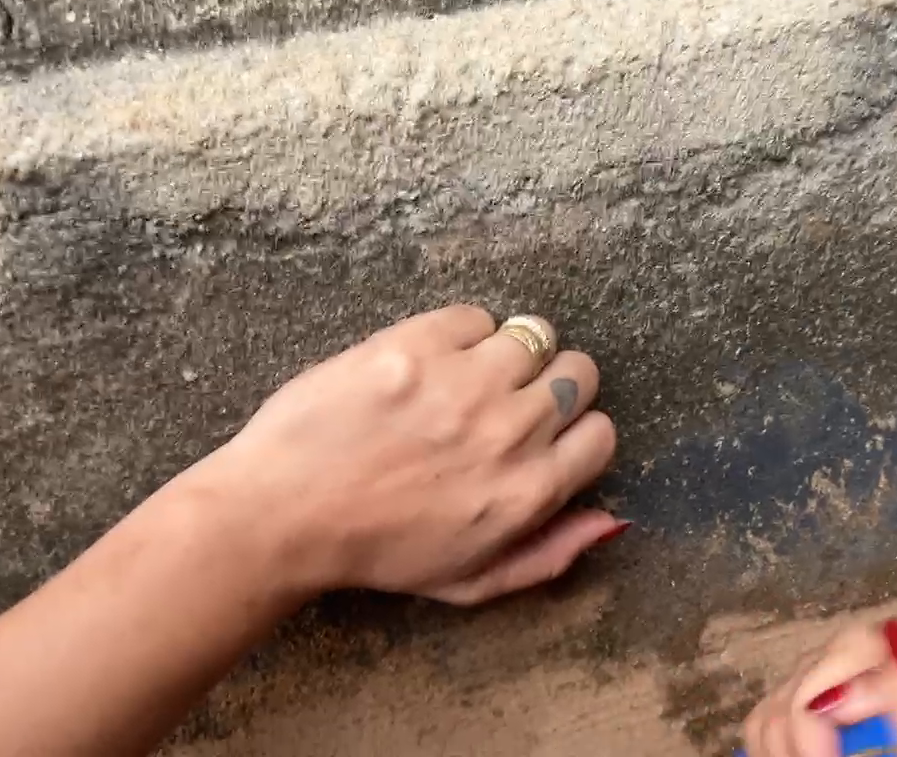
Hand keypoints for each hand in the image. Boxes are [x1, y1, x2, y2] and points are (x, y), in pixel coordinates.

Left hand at [182, 305, 623, 604]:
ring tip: (466, 374)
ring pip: (533, 335)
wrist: (284, 509)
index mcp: (527, 492)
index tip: (547, 427)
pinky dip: (462, 333)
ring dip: (508, 353)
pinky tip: (430, 359)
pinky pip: (475, 316)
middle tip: (508, 396)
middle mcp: (509, 431)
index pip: (601, 433)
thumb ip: (549, 554)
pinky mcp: (418, 344)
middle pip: (579, 372)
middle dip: (553, 382)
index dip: (577, 427)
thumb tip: (612, 520)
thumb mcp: (470, 580)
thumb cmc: (375, 549)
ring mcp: (465, 382)